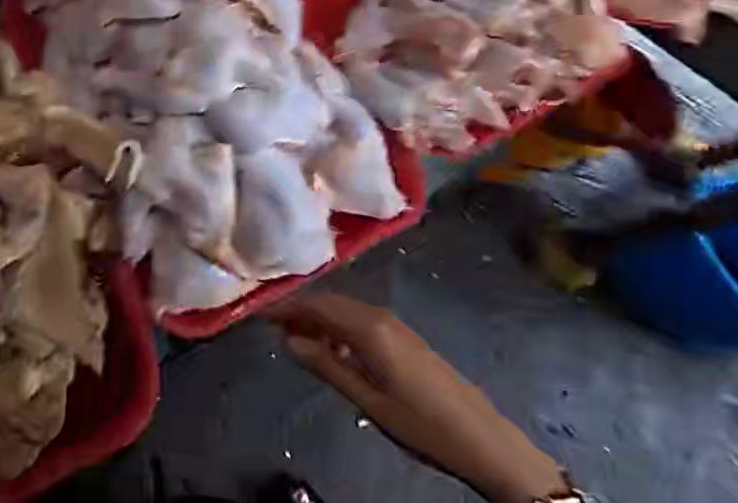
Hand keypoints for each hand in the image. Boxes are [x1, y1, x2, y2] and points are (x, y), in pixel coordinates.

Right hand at [268, 294, 569, 502]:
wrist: (479, 435)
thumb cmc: (421, 422)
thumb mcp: (369, 399)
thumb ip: (328, 366)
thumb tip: (289, 340)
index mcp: (369, 327)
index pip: (319, 305)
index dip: (287, 305)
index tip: (258, 309)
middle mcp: (379, 315)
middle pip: (331, 303)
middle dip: (299, 310)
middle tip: (268, 324)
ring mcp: (393, 324)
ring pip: (345, 312)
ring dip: (318, 320)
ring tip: (291, 337)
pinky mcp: (401, 337)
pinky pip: (359, 322)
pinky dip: (337, 330)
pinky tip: (328, 349)